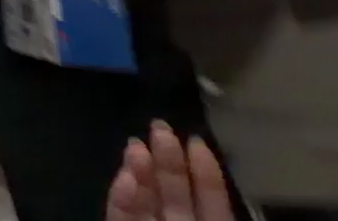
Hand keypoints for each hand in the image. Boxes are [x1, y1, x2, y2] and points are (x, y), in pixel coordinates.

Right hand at [106, 121, 234, 220]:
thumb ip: (218, 205)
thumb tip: (209, 161)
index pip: (211, 201)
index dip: (205, 173)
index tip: (195, 140)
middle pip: (172, 194)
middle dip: (167, 161)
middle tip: (159, 126)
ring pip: (143, 200)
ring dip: (139, 171)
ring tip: (136, 145)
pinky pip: (119, 216)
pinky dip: (121, 198)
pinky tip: (124, 176)